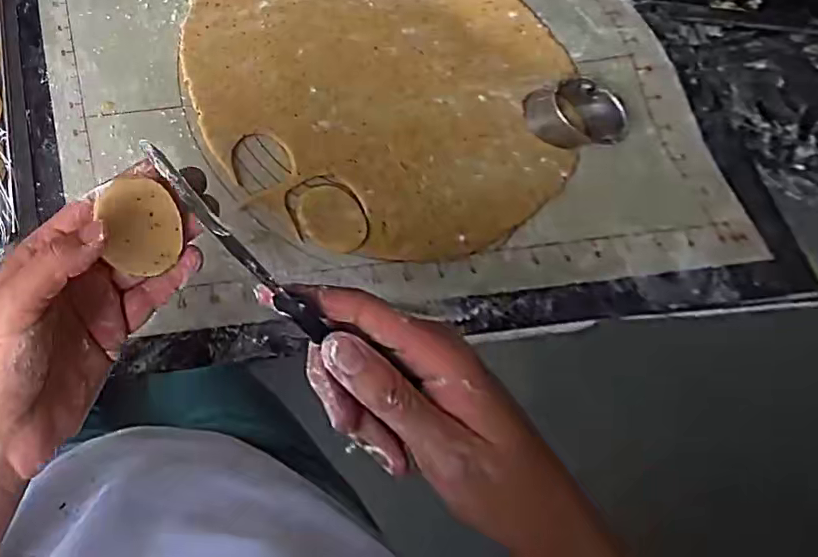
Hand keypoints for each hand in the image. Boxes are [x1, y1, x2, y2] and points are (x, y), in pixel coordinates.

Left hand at [0, 166, 202, 480]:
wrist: (0, 434)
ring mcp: (96, 301)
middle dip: (152, 214)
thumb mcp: (17, 301)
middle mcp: (75, 271)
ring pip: (139, 262)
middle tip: (187, 195)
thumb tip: (102, 227)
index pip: (89, 213)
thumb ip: (58, 261)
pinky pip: (146, 298)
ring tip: (197, 225)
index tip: (154, 175)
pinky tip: (188, 264)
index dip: (121, 193)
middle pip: (120, 234)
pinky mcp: (114, 331)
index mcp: (46, 253)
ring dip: (167, 243)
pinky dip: (168, 280)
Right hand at [301, 286, 621, 556]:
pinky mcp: (418, 380)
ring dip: (358, 409)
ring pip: (356, 365)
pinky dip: (371, 417)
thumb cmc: (503, 485)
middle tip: (352, 429)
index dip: (313, 299)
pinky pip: (372, 385)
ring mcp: (421, 361)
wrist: (545, 520)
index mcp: (434, 347)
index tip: (271, 296)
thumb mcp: (442, 446)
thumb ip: (386, 393)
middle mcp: (424, 343)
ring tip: (388, 452)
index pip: (360, 308)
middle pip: (350, 338)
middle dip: (340, 384)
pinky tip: (394, 448)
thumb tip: (334, 343)